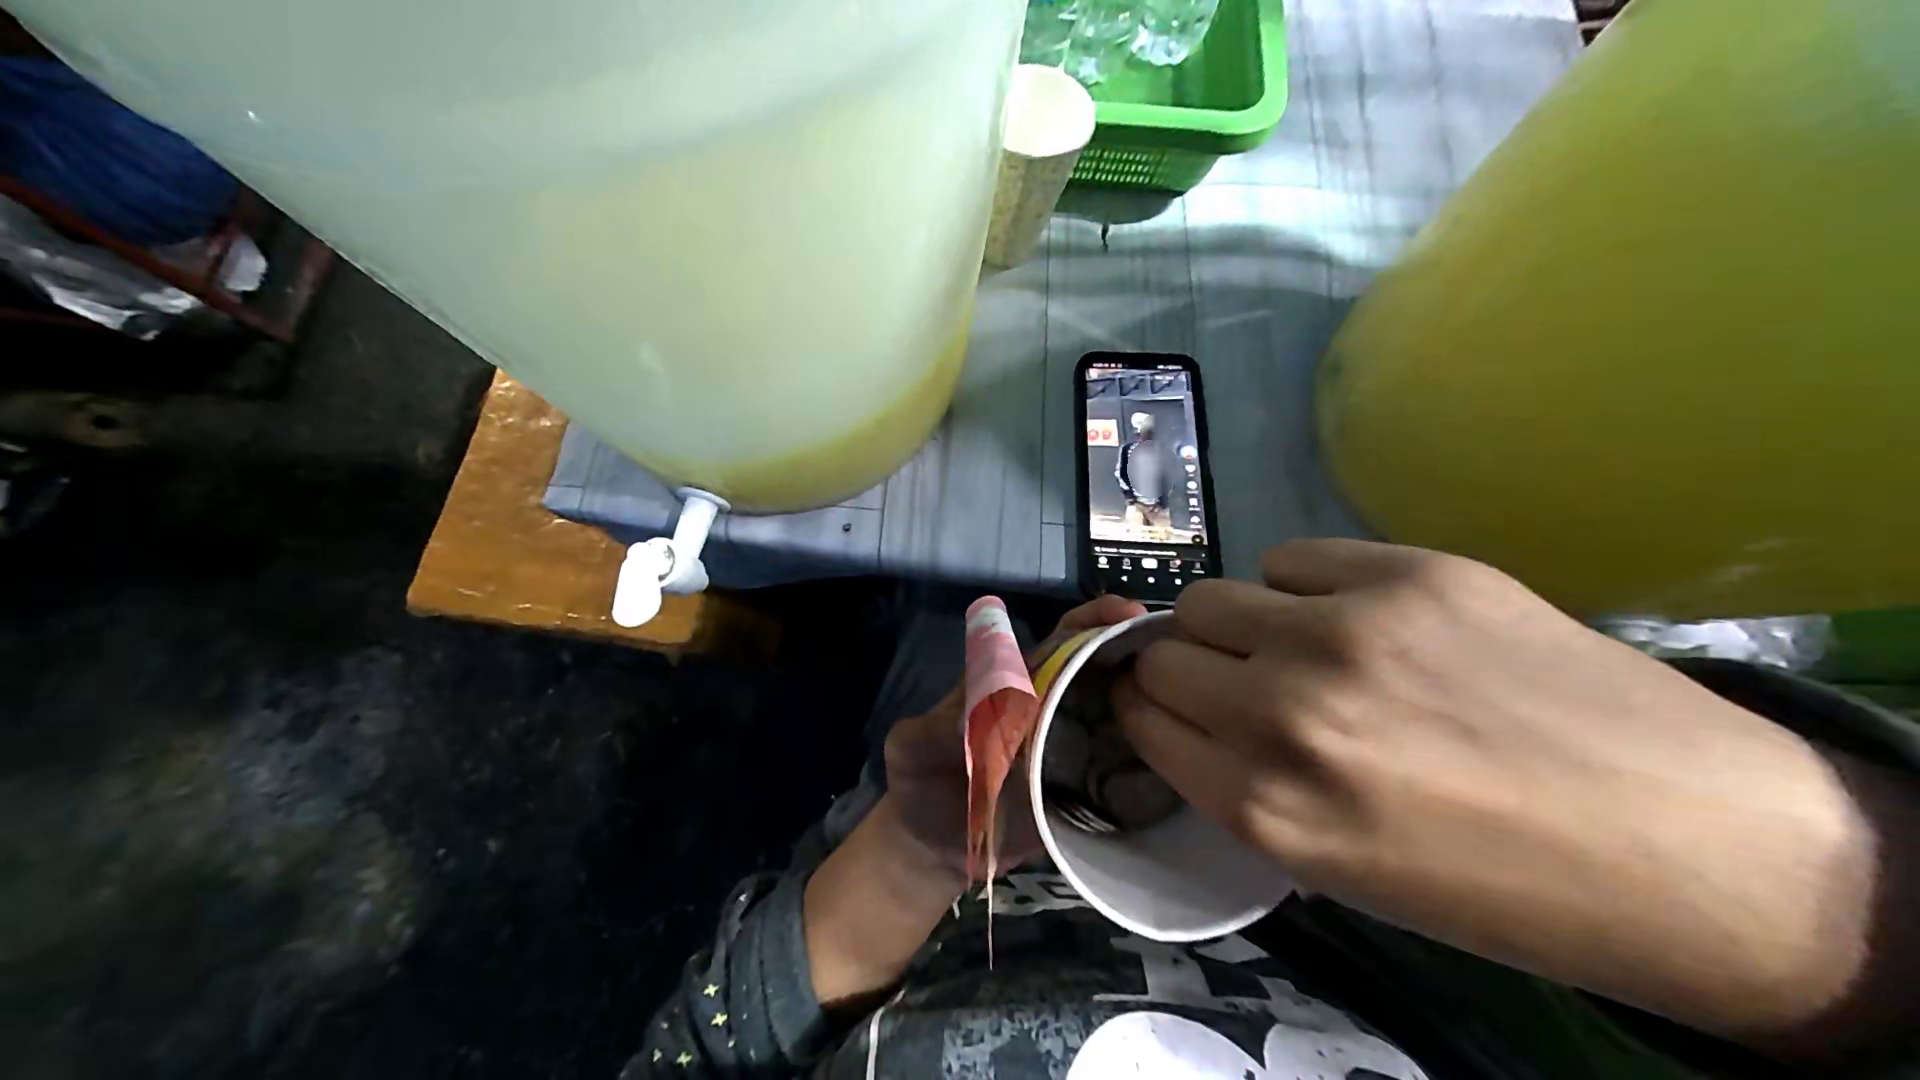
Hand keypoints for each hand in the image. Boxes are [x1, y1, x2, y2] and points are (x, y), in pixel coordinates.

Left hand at [806, 594, 1146, 1009]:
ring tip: (1192, 709)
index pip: (1059, 640)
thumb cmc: (918, 782)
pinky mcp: (1082, 796)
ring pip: (1120, 718)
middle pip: (1101, 673)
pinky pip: (1121, 774)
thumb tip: (978, 720)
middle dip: (1139, 658)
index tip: (1128, 613)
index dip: (1092, 622)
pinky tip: (1184, 764)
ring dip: (1153, 707)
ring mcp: (1071, 751)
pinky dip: (1150, 764)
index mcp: (1014, 683)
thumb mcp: (911, 748)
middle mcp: (1051, 709)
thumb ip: (935, 728)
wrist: (929, 848)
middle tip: (1178, 661)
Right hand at [1115, 540, 1893, 1055]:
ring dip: (1235, 623)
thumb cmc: (1496, 881)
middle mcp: (1284, 715)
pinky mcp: (1410, 574)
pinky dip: (1301, 587)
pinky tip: (1355, 615)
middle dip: (1183, 666)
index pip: (1143, 717)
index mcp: (1264, 807)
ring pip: (1212, 596)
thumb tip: (1183, 708)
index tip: (1163, 700)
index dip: (1147, 705)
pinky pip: (1292, 558)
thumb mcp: (1331, 864)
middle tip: (1233, 676)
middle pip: (1165, 652)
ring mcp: (1346, 634)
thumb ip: (1237, 782)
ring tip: (1293, 641)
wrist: (1703, 850)